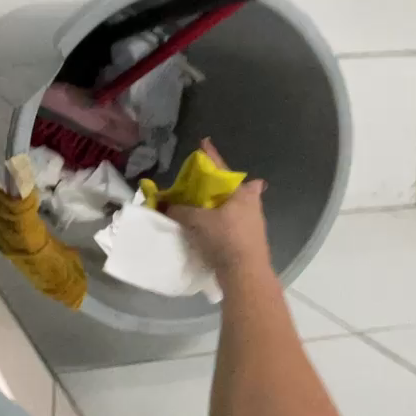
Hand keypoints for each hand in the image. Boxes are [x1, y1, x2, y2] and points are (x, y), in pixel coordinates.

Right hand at [166, 139, 271, 288]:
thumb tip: (163, 204)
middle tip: (199, 182)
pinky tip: (205, 224)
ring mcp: (252, 223)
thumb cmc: (226, 238)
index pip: (222, 167)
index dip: (210, 155)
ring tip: (197, 204)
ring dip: (216, 204)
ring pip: (231, 206)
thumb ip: (180, 210)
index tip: (204, 142)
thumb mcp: (197, 220)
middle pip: (231, 187)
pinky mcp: (247, 240)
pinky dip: (217, 220)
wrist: (246, 274)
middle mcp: (251, 204)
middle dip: (217, 184)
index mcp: (242, 192)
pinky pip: (229, 222)